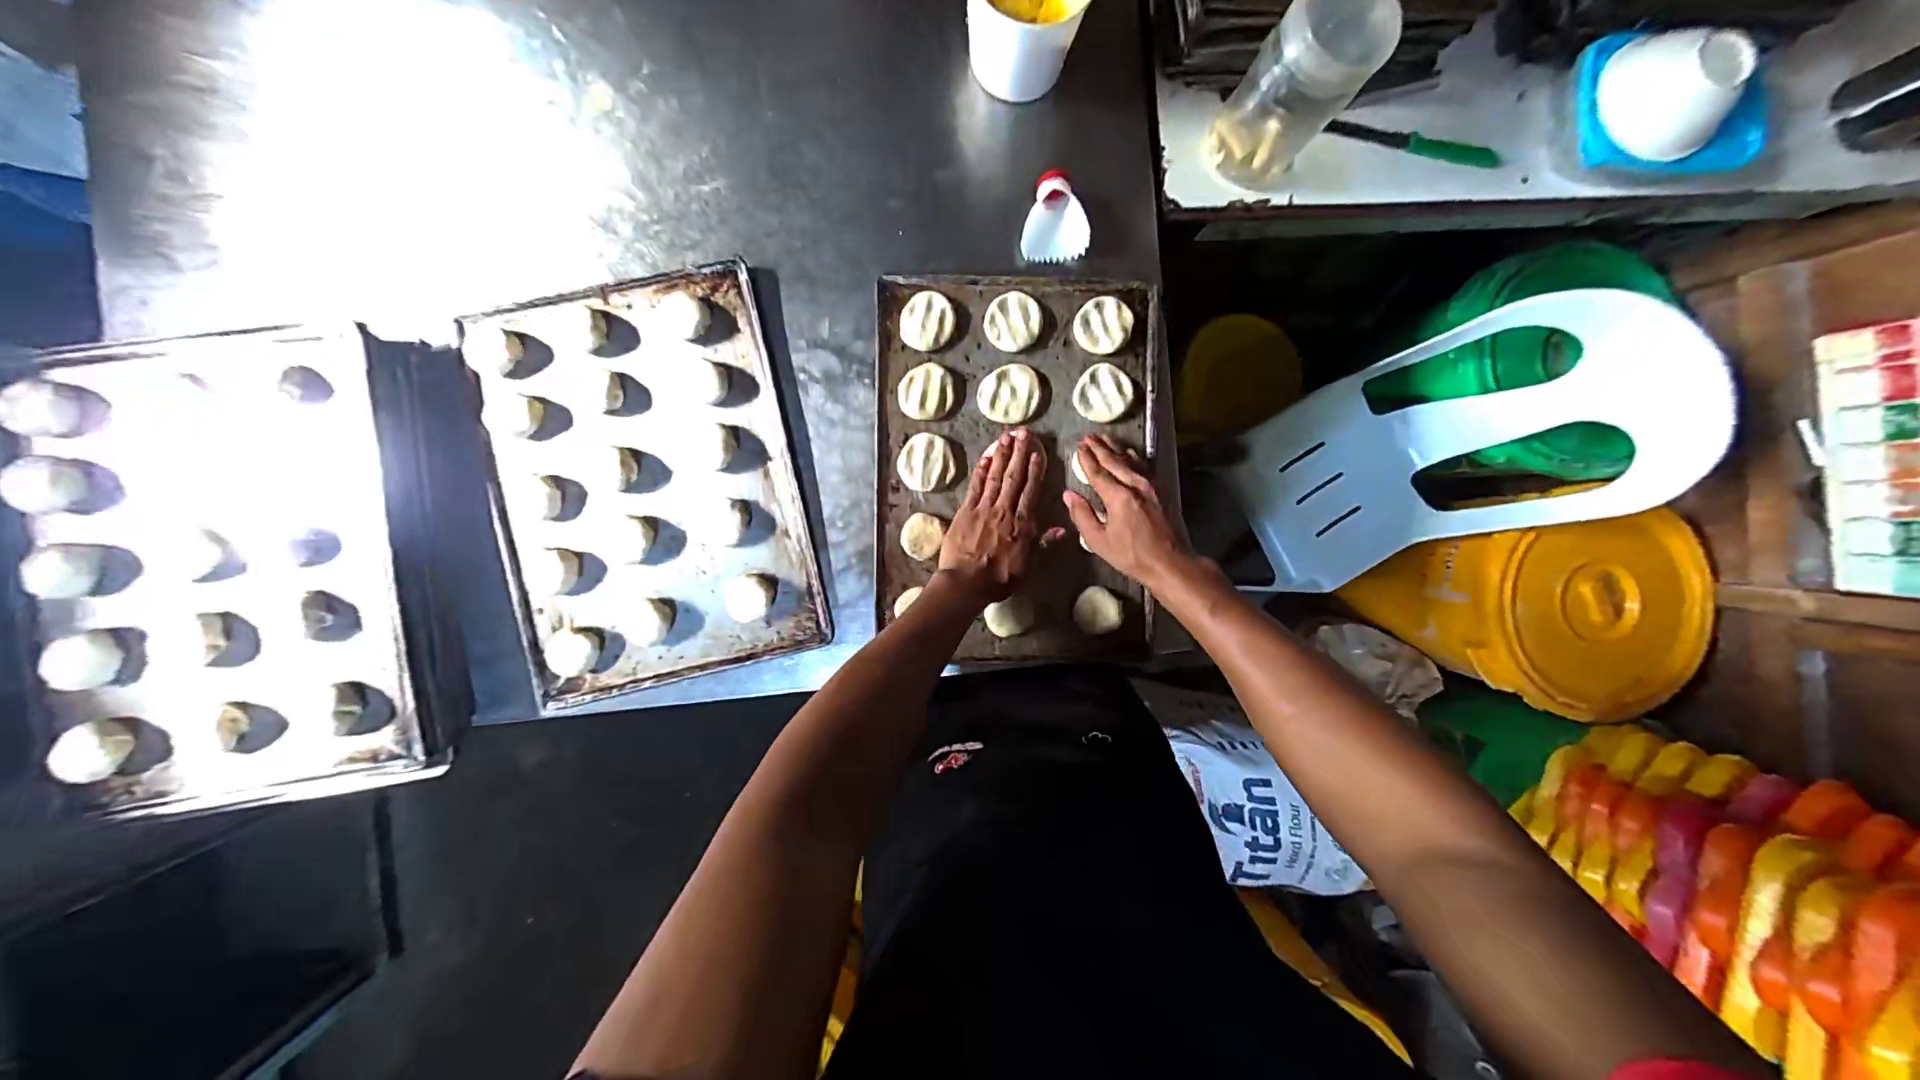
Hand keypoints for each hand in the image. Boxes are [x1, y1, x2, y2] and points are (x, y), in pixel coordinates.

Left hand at [937, 428, 1064, 605]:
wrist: (966, 583)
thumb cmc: (999, 578)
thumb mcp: (1027, 565)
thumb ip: (1043, 544)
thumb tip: (1062, 530)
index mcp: (1022, 523)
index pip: (1031, 490)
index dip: (1035, 469)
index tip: (1038, 452)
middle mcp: (1004, 510)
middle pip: (1013, 477)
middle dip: (1019, 453)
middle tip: (1023, 432)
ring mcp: (983, 509)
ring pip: (995, 476)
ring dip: (1001, 455)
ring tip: (1006, 437)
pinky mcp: (965, 512)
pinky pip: (975, 486)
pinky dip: (981, 471)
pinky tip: (986, 457)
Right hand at [1063, 434, 1197, 588]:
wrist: (1170, 561)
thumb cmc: (1131, 555)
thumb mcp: (1098, 540)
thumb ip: (1082, 515)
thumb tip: (1069, 495)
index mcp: (1118, 497)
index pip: (1098, 472)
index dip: (1087, 459)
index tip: (1078, 448)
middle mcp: (1136, 485)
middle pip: (1114, 460)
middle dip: (1099, 448)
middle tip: (1088, 436)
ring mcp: (1152, 485)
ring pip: (1131, 459)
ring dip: (1116, 448)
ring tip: (1104, 438)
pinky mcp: (1162, 489)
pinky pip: (1144, 466)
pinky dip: (1133, 456)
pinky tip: (1129, 453)